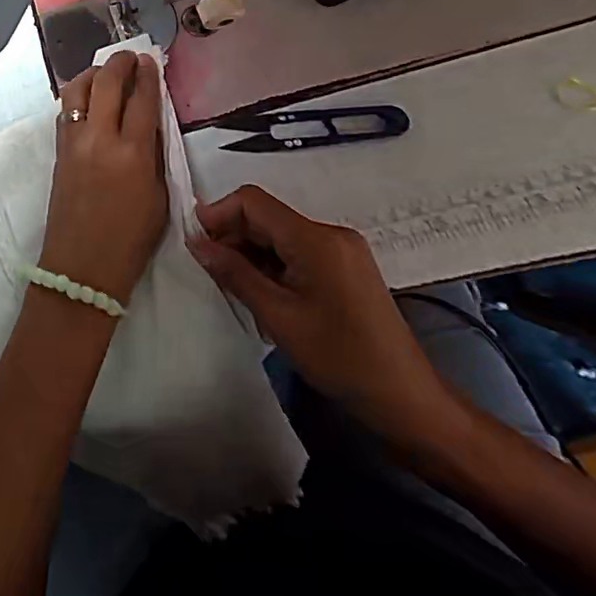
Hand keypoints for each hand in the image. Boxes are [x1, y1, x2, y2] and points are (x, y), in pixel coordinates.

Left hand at [39, 51, 167, 305]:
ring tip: (106, 73)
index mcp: (133, 153)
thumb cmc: (131, 240)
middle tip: (130, 58)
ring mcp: (74, 143)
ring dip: (93, 74)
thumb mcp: (159, 198)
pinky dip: (78, 97)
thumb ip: (155, 155)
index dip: (148, 75)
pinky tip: (89, 100)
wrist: (82, 267)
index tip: (151, 61)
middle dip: (120, 63)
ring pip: (77, 90)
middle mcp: (100, 139)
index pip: (142, 98)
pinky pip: (66, 111)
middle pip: (106, 83)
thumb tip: (151, 124)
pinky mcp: (58, 152)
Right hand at [191, 186, 450, 423]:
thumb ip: (235, 273)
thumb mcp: (277, 315)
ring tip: (236, 291)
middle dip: (233, 238)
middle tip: (212, 274)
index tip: (195, 243)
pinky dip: (274, 265)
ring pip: (281, 236)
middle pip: (267, 217)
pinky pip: (298, 251)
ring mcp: (341, 248)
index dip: (218, 214)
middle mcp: (330, 233)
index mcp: (315, 238)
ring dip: (252, 255)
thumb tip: (197, 243)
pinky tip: (264, 295)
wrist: (401, 392)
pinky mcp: (346, 265)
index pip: (253, 202)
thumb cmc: (337, 356)